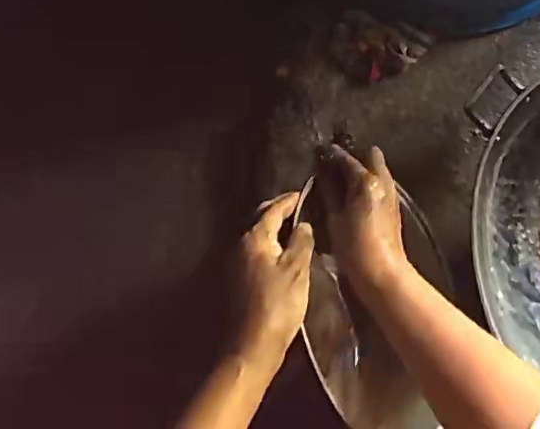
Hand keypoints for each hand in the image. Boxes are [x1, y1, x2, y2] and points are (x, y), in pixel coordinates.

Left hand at [233, 192, 314, 364]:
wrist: (252, 347)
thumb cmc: (278, 304)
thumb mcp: (297, 269)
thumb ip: (302, 240)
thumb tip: (302, 224)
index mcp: (254, 237)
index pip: (273, 209)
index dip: (289, 200)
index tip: (303, 193)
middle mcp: (240, 244)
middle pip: (260, 218)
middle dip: (277, 209)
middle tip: (296, 205)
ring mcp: (236, 262)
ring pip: (256, 233)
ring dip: (272, 225)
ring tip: (291, 224)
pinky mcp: (237, 278)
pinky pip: (254, 248)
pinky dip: (268, 241)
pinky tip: (280, 248)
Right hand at [320, 145, 410, 289]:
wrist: (384, 274)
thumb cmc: (354, 247)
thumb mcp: (334, 219)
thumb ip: (329, 191)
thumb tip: (322, 171)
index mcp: (366, 181)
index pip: (347, 160)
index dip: (333, 154)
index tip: (322, 152)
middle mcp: (382, 181)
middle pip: (370, 156)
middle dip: (355, 157)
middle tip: (337, 166)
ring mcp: (392, 192)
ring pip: (379, 167)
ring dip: (364, 168)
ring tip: (345, 180)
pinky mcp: (395, 204)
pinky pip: (383, 181)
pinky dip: (371, 181)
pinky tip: (358, 194)